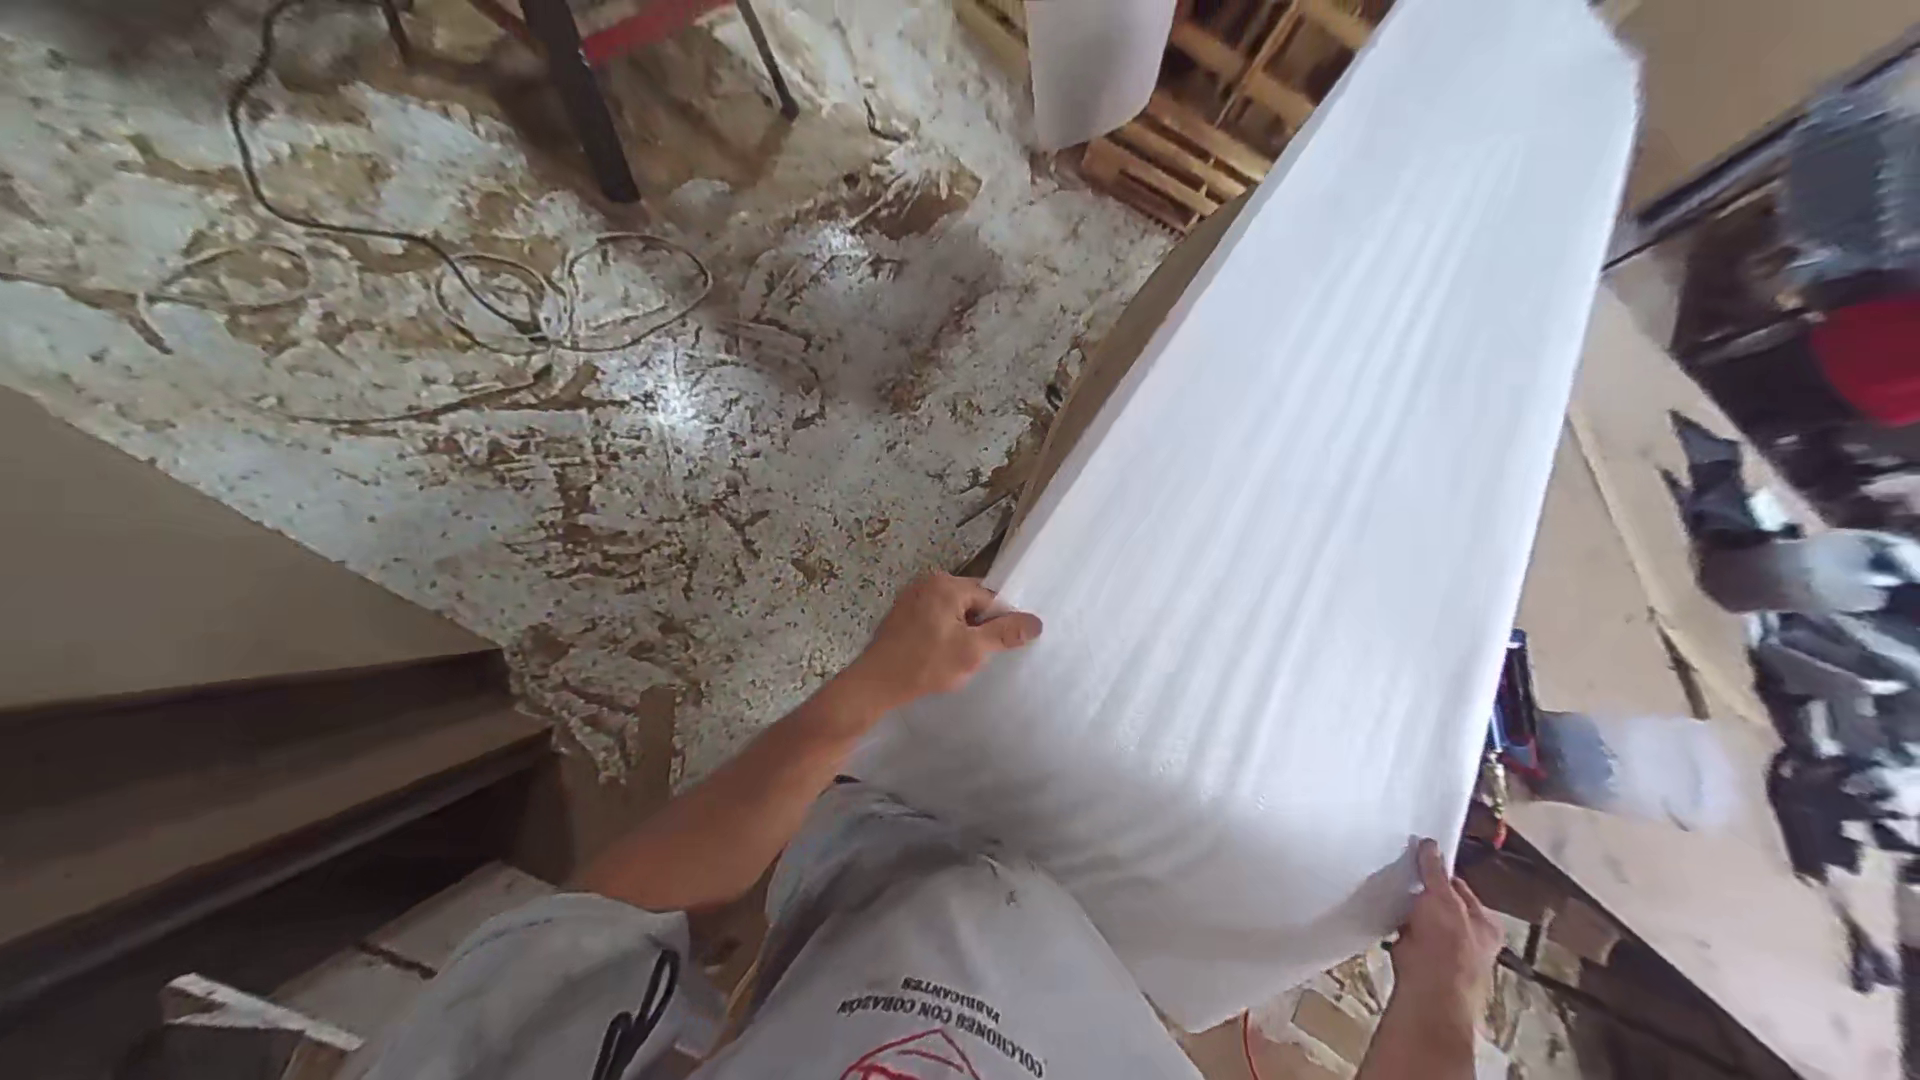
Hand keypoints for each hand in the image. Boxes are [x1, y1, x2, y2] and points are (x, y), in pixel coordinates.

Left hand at [838, 572, 1042, 714]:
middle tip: (972, 655)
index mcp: (946, 584)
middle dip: (976, 627)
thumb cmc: (925, 664)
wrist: (876, 683)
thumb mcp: (972, 651)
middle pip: (971, 602)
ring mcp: (912, 596)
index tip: (994, 647)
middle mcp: (928, 582)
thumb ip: (1005, 633)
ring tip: (952, 658)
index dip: (997, 623)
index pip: (989, 597)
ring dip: (959, 632)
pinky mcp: (902, 612)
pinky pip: (935, 617)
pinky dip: (941, 633)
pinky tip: (936, 655)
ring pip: (953, 611)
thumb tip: (1036, 622)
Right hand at [1387, 839, 1503, 1029]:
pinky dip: (1395, 915)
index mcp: (1484, 922)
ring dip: (1406, 901)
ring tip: (1388, 881)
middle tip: (1399, 868)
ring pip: (1420, 911)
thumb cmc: (1448, 940)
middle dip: (1420, 886)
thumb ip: (1434, 871)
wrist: (1430, 984)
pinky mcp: (1418, 949)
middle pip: (1438, 898)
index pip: (1457, 885)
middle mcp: (1467, 932)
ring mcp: (1442, 942)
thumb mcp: (1443, 898)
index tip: (1416, 856)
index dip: (1437, 870)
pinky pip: (1404, 923)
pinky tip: (1384, 902)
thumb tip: (1429, 843)